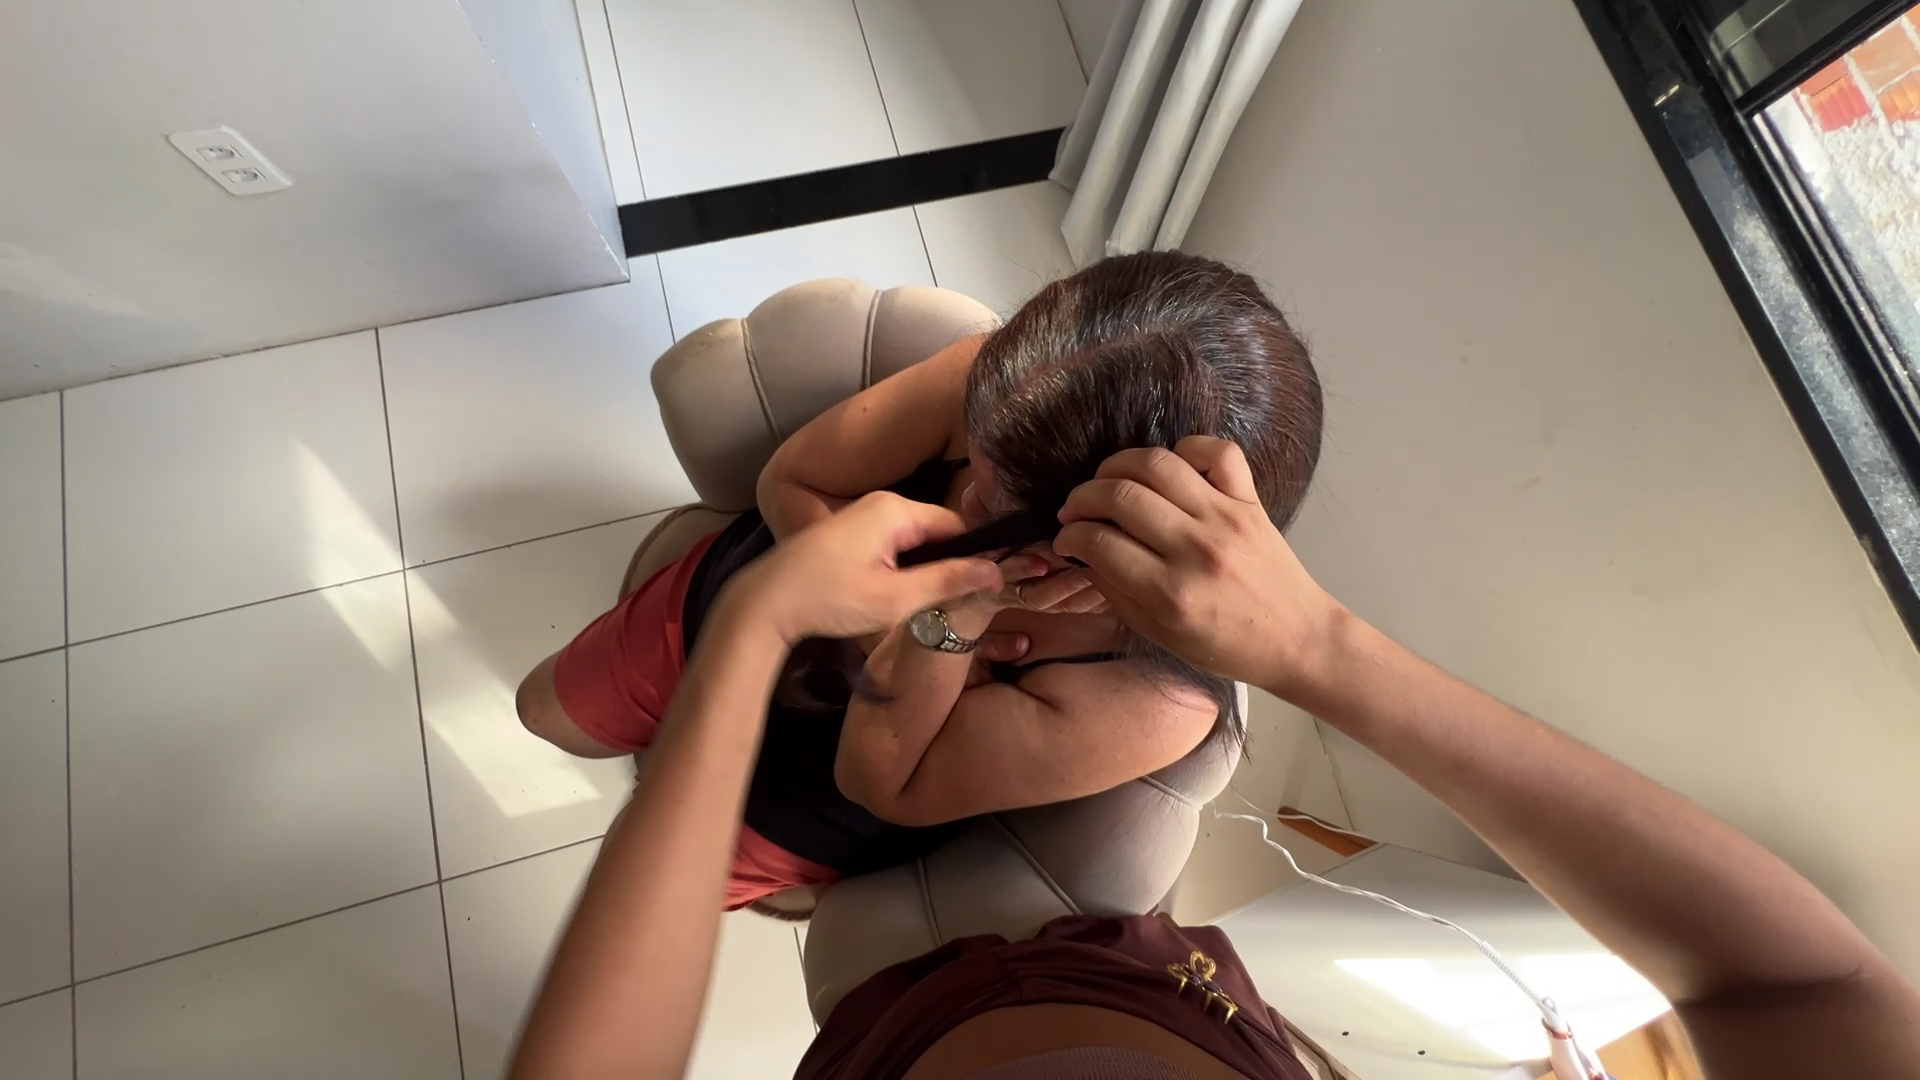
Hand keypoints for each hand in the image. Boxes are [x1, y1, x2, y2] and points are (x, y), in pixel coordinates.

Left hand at [727, 492, 1003, 645]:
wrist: (764, 603)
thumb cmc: (828, 599)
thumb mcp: (895, 598)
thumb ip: (948, 582)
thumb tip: (996, 571)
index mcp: (896, 509)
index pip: (958, 526)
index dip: (974, 558)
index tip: (982, 589)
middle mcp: (882, 502)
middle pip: (936, 531)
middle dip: (947, 564)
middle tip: (949, 603)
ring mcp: (863, 514)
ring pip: (915, 540)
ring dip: (923, 568)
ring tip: (920, 602)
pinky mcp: (850, 531)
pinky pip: (893, 543)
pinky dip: (902, 566)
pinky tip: (894, 594)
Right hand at [1053, 437, 1343, 695]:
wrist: (1295, 638)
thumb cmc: (1223, 644)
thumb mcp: (1157, 633)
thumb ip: (1115, 591)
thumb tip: (1084, 550)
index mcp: (1170, 593)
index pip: (1099, 542)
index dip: (1069, 536)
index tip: (1065, 539)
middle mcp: (1196, 549)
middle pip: (1120, 496)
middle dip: (1082, 498)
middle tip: (1075, 510)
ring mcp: (1226, 518)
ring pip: (1157, 464)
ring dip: (1117, 465)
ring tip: (1107, 482)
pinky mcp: (1249, 501)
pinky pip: (1217, 452)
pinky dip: (1187, 447)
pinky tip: (1168, 467)